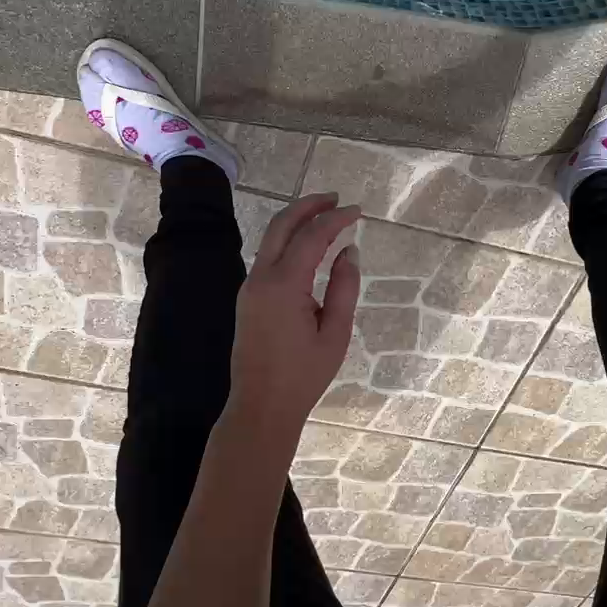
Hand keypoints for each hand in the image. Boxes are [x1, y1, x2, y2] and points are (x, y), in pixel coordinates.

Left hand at [229, 192, 362, 438]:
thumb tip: (349, 251)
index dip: (336, 218)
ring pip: (271, 237)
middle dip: (309, 205)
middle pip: (282, 224)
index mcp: (284, 286)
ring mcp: (250, 286)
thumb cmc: (303, 376)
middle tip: (336, 198)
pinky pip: (268, 255)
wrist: (260, 407)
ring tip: (326, 214)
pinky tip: (309, 245)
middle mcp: (261, 278)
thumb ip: (344, 288)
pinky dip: (288, 240)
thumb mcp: (335, 333)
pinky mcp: (248, 296)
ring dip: (297, 220)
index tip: (358, 210)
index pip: (312, 236)